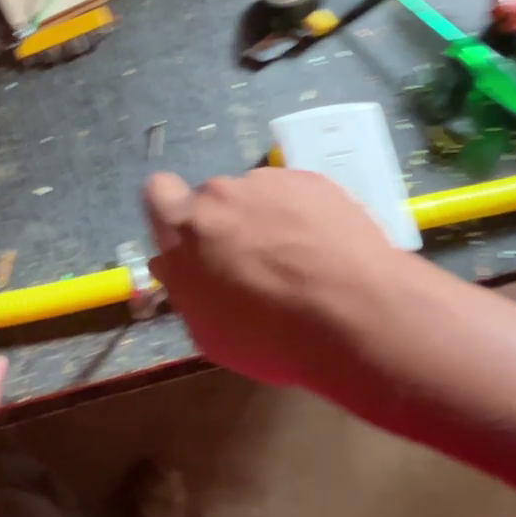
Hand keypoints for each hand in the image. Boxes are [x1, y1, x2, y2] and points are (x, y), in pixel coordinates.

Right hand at [143, 169, 421, 388]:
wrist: (359, 316)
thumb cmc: (271, 337)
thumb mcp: (208, 331)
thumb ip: (184, 288)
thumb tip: (173, 264)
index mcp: (185, 227)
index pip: (156, 193)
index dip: (170, 214)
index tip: (190, 242)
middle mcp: (220, 193)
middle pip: (211, 199)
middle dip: (223, 224)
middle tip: (250, 264)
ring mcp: (269, 181)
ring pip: (255, 195)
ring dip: (264, 219)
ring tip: (298, 261)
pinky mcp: (314, 180)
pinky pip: (295, 194)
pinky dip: (302, 215)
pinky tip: (324, 250)